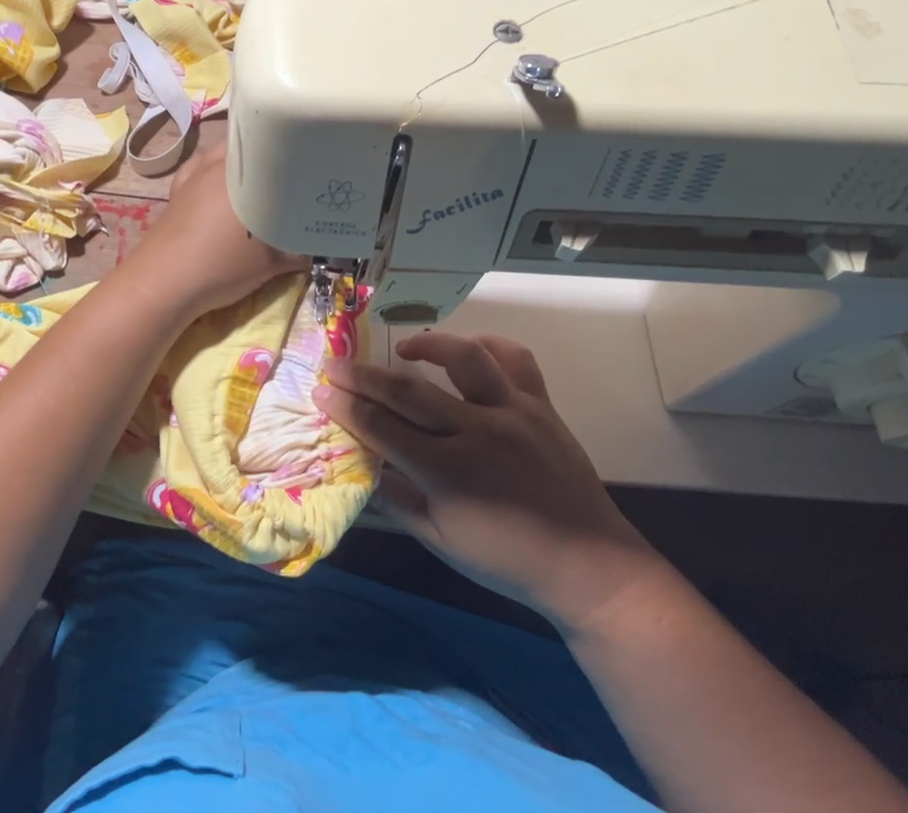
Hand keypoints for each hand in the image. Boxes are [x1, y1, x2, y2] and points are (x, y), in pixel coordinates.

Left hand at [117, 129, 304, 319]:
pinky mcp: (176, 192)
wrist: (164, 283)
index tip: (309, 162)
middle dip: (266, 156)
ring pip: (219, 155)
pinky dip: (210, 172)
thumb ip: (295, 255)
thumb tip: (315, 252)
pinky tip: (217, 185)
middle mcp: (217, 165)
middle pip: (246, 148)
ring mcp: (193, 177)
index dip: (292, 151)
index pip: (272, 146)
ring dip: (237, 161)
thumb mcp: (268, 265)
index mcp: (243, 174)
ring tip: (255, 177)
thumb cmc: (221, 266)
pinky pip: (197, 170)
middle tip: (286, 174)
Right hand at [314, 332, 671, 637]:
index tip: (321, 393)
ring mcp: (513, 412)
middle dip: (363, 375)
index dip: (345, 408)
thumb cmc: (504, 559)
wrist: (586, 563)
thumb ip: (397, 498)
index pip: (381, 427)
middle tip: (335, 364)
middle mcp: (477, 431)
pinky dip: (490, 346)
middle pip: (408, 389)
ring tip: (406, 347)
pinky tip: (470, 350)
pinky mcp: (542, 406)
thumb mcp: (438, 539)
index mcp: (447, 471)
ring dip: (428, 344)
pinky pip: (517, 360)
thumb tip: (364, 465)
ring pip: (464, 358)